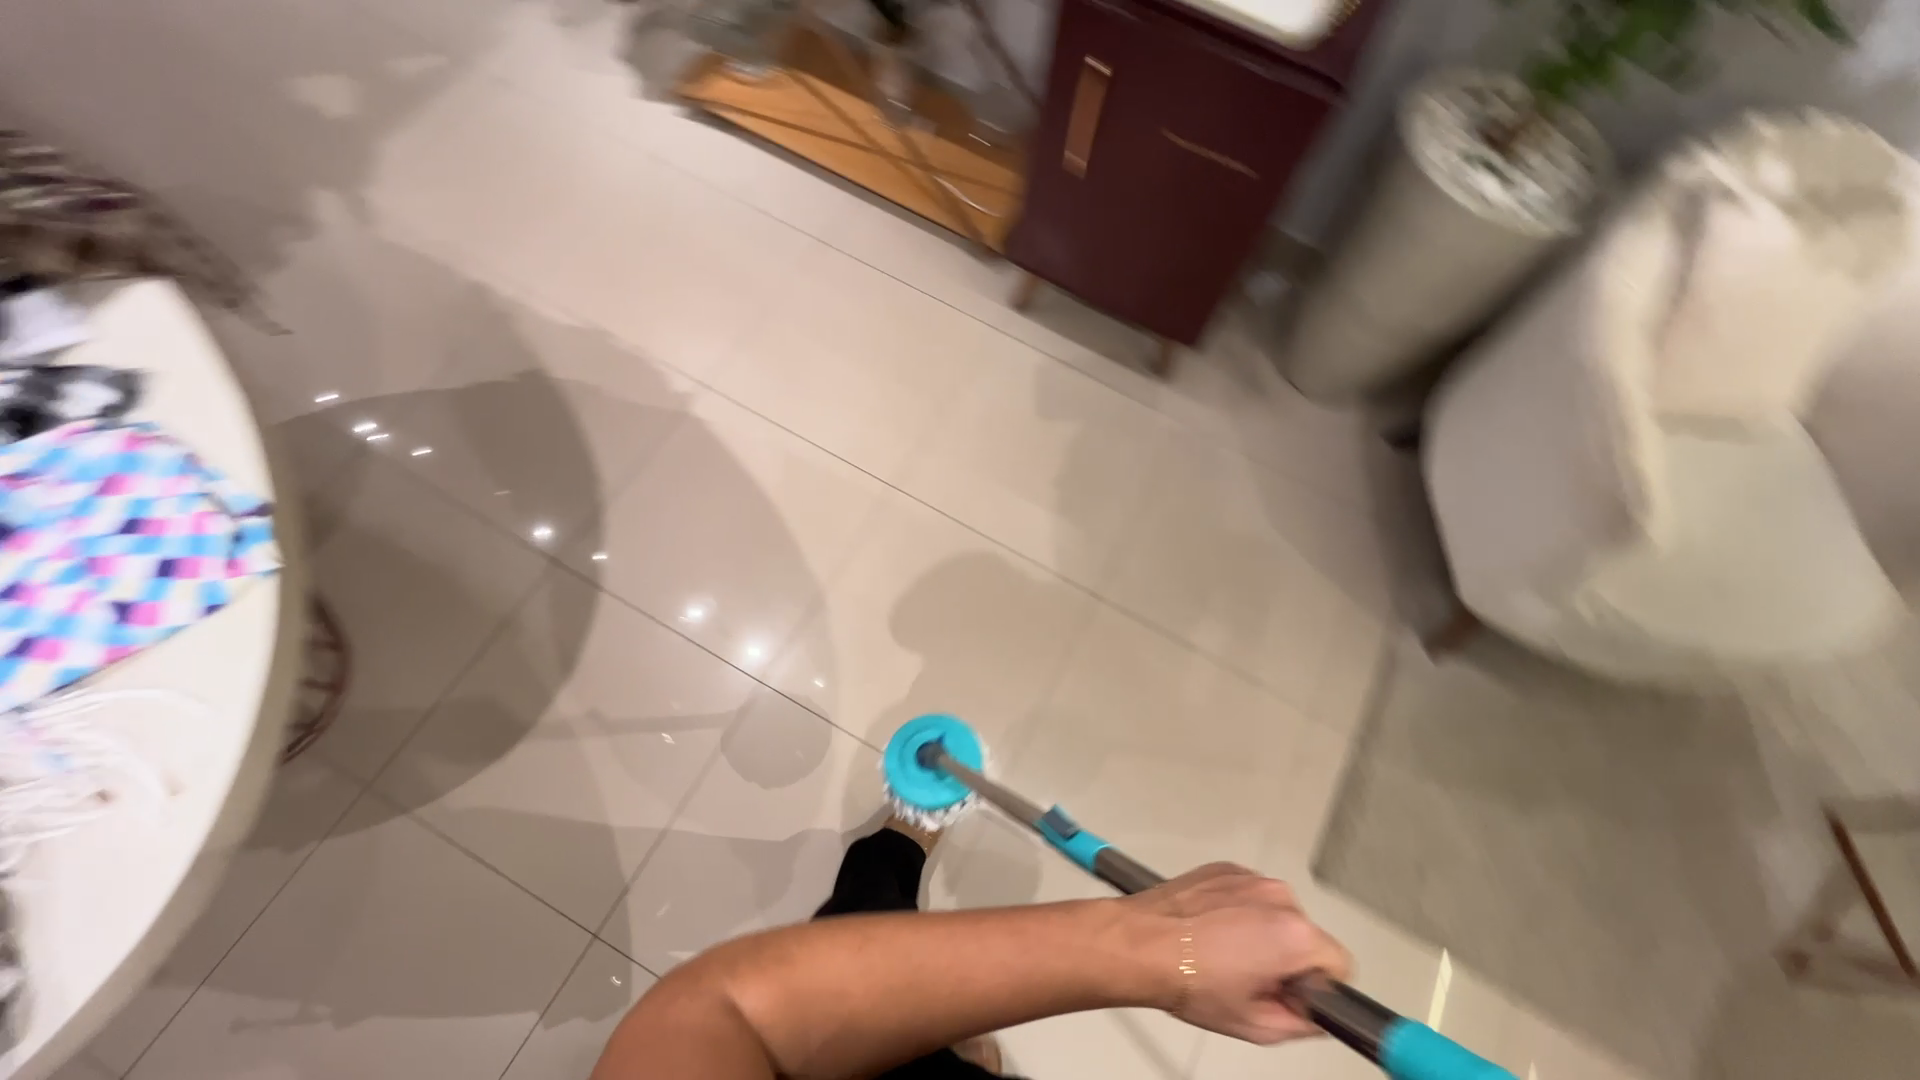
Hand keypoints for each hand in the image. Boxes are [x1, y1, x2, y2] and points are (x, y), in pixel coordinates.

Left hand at [1123, 863, 1352, 1044]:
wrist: (1140, 943)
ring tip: (1223, 953)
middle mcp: (1279, 896)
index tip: (1288, 994)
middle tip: (1249, 977)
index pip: (1340, 965)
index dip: (1317, 987)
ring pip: (1276, 912)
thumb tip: (1316, 1012)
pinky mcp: (1223, 867)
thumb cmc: (1193, 983)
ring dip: (1262, 932)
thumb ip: (1303, 1023)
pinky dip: (1238, 910)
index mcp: (1296, 935)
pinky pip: (1248, 894)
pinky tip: (1210, 930)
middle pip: (1306, 935)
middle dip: (1288, 959)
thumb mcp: (1257, 1025)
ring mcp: (1249, 876)